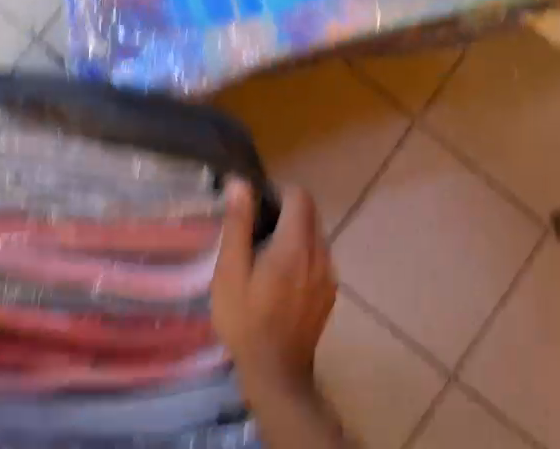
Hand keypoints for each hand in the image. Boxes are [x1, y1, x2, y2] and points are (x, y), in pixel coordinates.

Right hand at [211, 181, 336, 393]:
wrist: (276, 375)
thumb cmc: (246, 321)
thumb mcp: (230, 271)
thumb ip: (237, 225)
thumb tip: (240, 183)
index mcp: (295, 246)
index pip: (299, 196)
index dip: (277, 192)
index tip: (254, 207)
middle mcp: (320, 255)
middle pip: (309, 213)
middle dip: (284, 211)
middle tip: (254, 231)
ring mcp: (329, 275)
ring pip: (315, 235)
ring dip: (293, 233)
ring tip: (263, 254)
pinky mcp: (330, 293)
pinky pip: (318, 257)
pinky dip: (301, 254)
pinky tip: (278, 278)